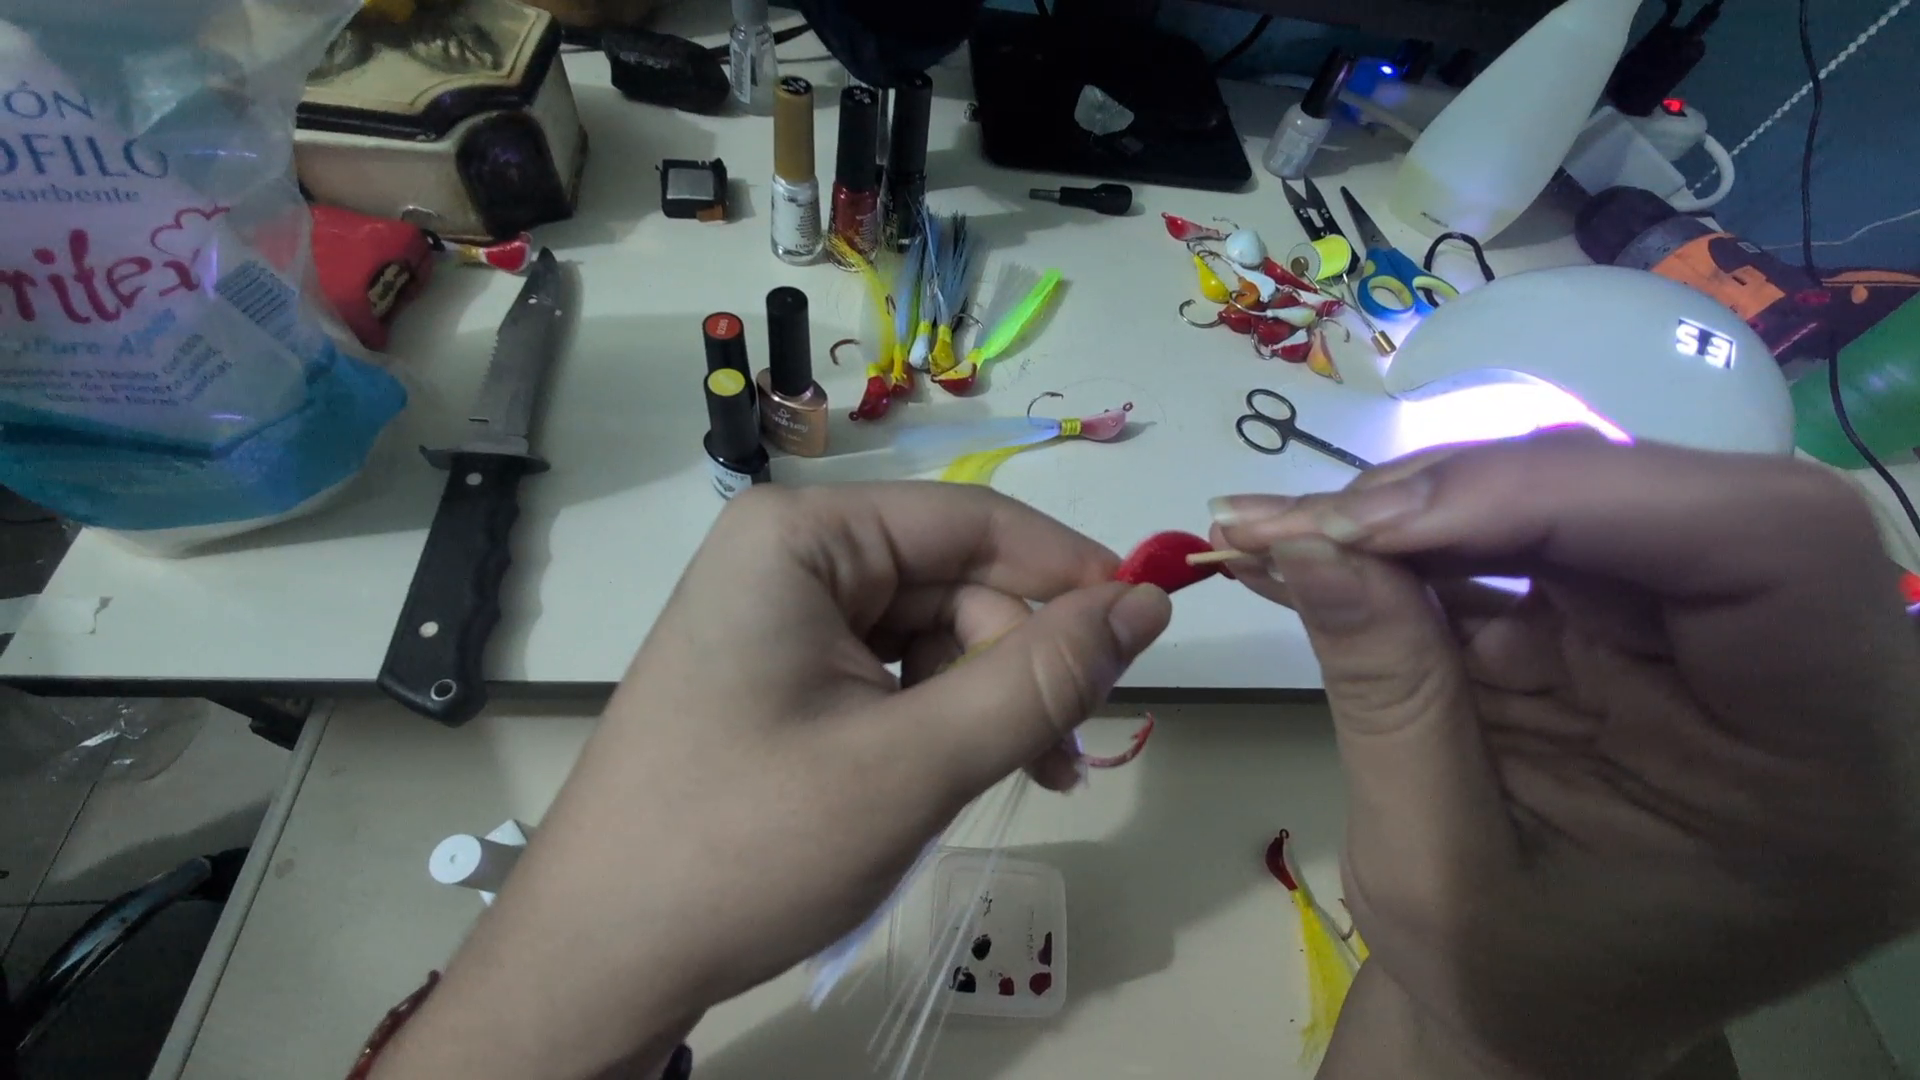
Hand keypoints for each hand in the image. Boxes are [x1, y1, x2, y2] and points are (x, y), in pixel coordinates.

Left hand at [374, 483, 1170, 1079]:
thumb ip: (1040, 679)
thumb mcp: (914, 762)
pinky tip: (964, 770)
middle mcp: (790, 557)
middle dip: (1019, 659)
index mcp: (803, 536)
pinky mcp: (784, 671)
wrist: (599, 961)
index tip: (1144, 629)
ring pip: (931, 633)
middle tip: (1063, 751)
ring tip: (1027, 774)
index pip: (971, 522)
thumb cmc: (746, 848)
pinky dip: (943, 717)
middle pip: (953, 582)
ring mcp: (783, 616)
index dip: (1066, 571)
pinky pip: (893, 671)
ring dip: (989, 696)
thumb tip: (1146, 605)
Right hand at [1212, 432, 1919, 1079]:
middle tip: (1295, 527)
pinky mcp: (1598, 624)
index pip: (1764, 546)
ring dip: (1401, 508)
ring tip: (1275, 534)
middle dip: (1447, 495)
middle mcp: (1781, 676)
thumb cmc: (1501, 980)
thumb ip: (1382, 688)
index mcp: (1811, 772)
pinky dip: (1390, 537)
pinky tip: (1303, 547)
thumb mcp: (1427, 862)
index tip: (1373, 530)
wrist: (1517, 1008)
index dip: (1562, 496)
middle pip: (1644, 497)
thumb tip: (1306, 544)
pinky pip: (1497, 538)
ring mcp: (1684, 640)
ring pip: (1556, 497)